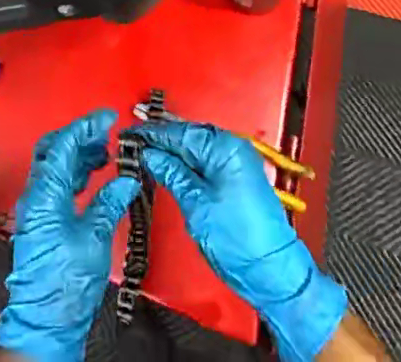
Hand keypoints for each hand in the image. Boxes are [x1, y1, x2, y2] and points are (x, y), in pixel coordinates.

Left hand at [0, 110, 139, 360]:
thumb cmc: (66, 282)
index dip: (86, 126)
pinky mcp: (46, 219)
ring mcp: (40, 208)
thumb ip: (110, 203)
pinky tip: (98, 172)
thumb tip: (128, 178)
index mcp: (44, 196)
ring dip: (81, 152)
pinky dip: (79, 170)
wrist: (45, 323)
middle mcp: (37, 197)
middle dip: (80, 134)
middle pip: (53, 149)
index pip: (62, 146)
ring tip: (108, 150)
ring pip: (57, 164)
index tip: (109, 117)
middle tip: (107, 131)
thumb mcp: (94, 238)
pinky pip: (61, 182)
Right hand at [131, 120, 347, 360]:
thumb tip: (151, 155)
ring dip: (174, 150)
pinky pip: (206, 161)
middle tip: (134, 141)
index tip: (132, 133)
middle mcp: (233, 147)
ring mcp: (236, 162)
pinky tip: (170, 167)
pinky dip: (187, 163)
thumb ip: (173, 175)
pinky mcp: (235, 177)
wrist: (269, 268)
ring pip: (198, 148)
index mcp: (226, 147)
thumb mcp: (197, 205)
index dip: (156, 133)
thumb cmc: (236, 237)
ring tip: (146, 152)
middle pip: (192, 136)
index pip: (184, 132)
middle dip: (163, 139)